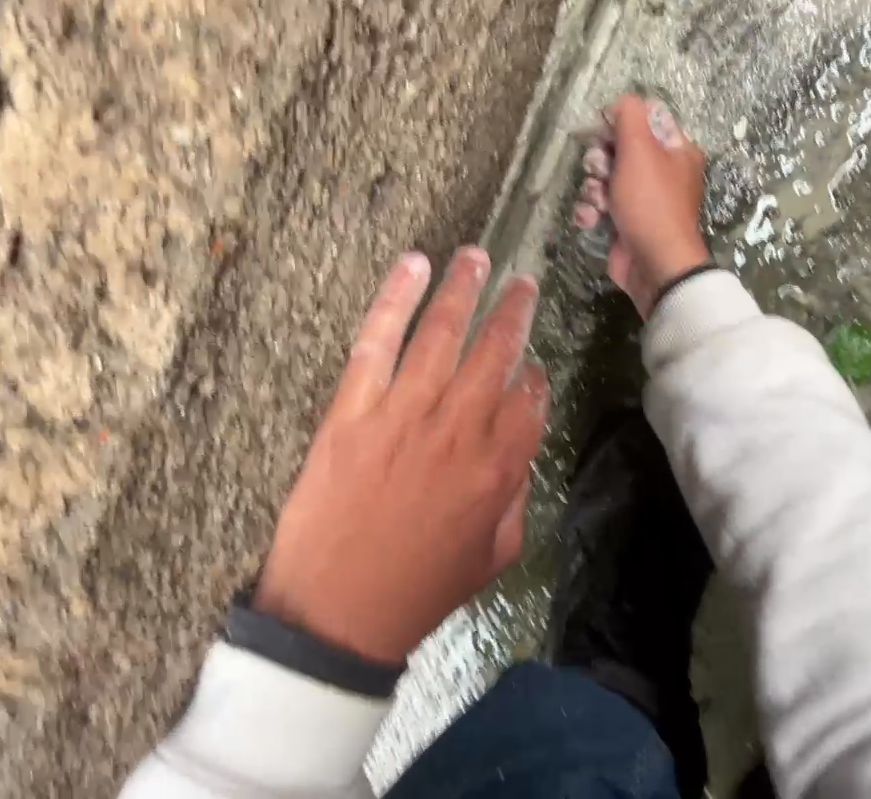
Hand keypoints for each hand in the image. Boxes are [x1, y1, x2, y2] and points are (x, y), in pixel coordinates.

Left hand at [254, 247, 548, 665]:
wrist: (336, 613)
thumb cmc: (418, 589)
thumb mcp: (493, 557)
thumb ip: (514, 496)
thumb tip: (518, 447)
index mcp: (497, 468)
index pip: (530, 399)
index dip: (535, 374)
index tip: (531, 362)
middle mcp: (458, 429)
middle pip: (495, 351)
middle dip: (513, 310)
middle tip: (522, 281)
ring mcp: (402, 414)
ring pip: (441, 333)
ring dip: (464, 288)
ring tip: (476, 257)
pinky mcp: (352, 410)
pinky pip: (376, 342)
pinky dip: (396, 299)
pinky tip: (414, 265)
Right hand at [572, 94, 709, 318]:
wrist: (654, 263)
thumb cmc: (650, 201)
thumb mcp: (641, 148)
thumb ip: (629, 116)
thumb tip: (618, 104)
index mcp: (675, 149)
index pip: (643, 120)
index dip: (618, 123)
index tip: (603, 132)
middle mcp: (661, 171)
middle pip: (617, 149)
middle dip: (600, 161)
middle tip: (601, 172)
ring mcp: (642, 199)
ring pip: (603, 178)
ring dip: (592, 188)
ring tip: (599, 202)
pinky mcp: (624, 222)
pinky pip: (598, 205)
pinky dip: (591, 211)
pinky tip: (593, 220)